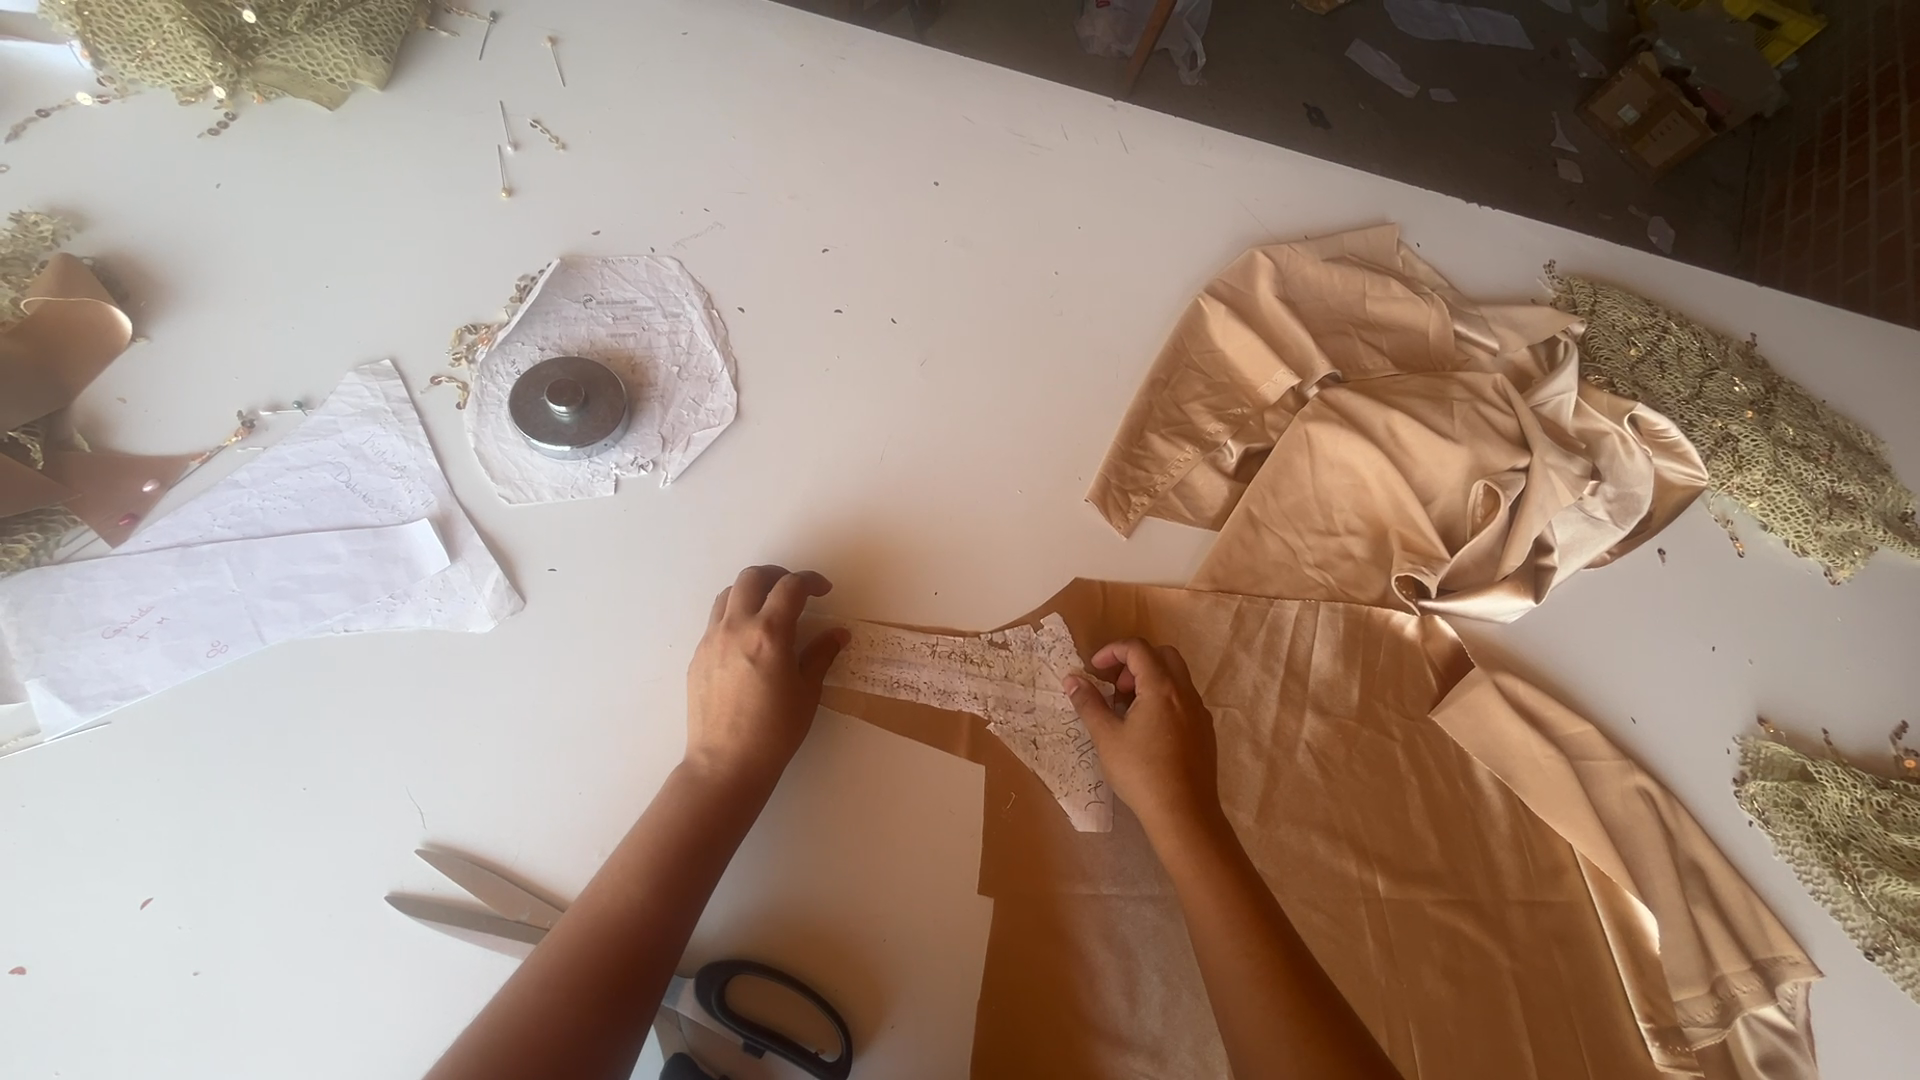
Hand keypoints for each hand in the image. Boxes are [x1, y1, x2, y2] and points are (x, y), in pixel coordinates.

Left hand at [685, 566, 848, 791]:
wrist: (725, 764)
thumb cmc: (775, 730)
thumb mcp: (807, 691)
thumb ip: (820, 655)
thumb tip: (838, 634)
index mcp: (769, 633)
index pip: (791, 587)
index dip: (811, 581)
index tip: (823, 590)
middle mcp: (736, 627)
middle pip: (753, 577)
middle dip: (777, 576)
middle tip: (795, 591)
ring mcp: (711, 640)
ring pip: (728, 594)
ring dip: (752, 591)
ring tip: (769, 609)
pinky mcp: (697, 656)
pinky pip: (716, 621)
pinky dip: (735, 615)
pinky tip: (749, 640)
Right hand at [1063, 639, 1222, 839]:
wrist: (1184, 814)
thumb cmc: (1141, 772)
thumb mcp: (1106, 737)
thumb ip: (1088, 703)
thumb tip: (1072, 679)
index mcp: (1161, 687)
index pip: (1137, 648)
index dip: (1112, 651)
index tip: (1094, 670)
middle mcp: (1185, 692)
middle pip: (1162, 655)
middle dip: (1135, 662)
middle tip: (1115, 687)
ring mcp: (1199, 712)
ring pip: (1176, 677)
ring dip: (1150, 680)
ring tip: (1127, 710)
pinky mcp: (1205, 731)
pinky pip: (1184, 700)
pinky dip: (1164, 699)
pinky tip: (1148, 730)